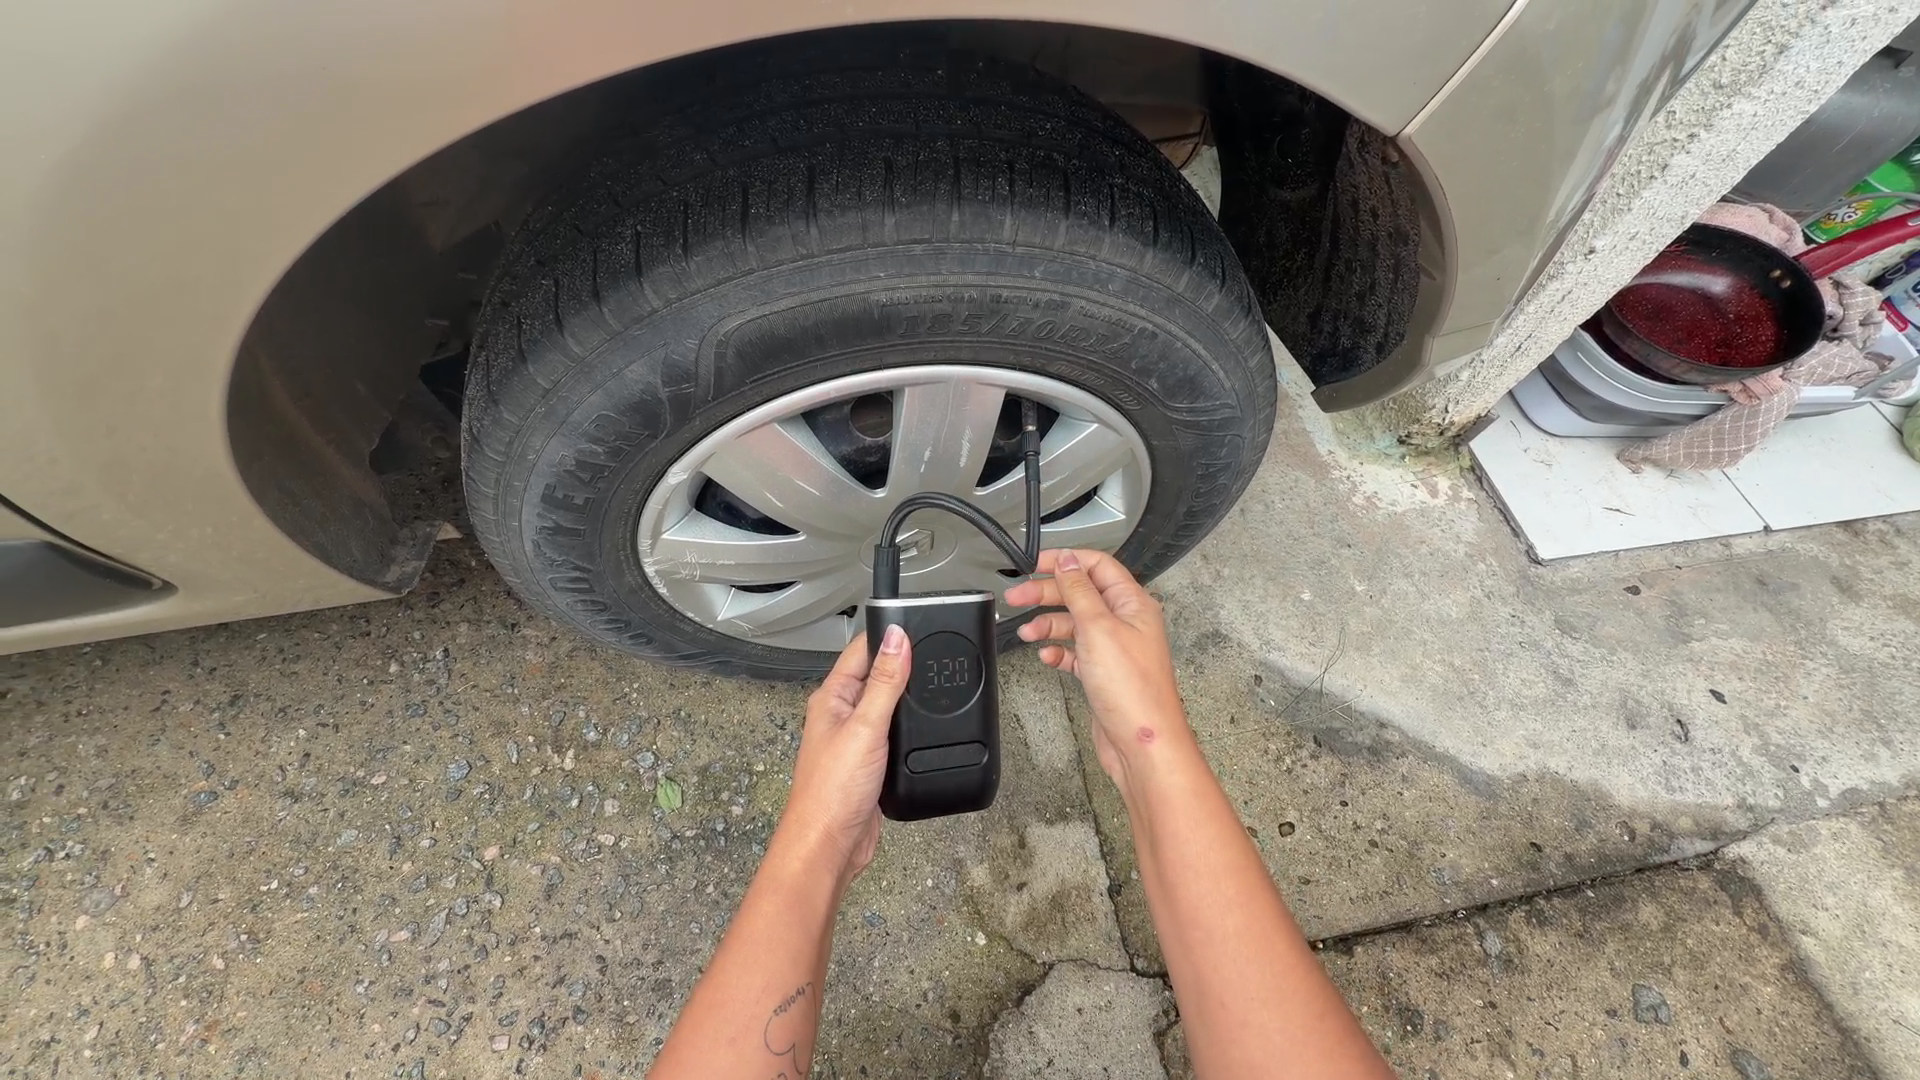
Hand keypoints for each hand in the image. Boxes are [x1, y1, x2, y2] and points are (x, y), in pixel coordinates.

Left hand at [777, 625, 910, 886]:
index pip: (861, 650)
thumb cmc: (832, 792)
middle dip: (901, 659)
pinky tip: (923, 722)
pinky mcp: (870, 761)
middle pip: (875, 673)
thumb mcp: (866, 728)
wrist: (829, 847)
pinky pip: (891, 730)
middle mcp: (841, 714)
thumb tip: (896, 639)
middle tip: (931, 646)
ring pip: (885, 702)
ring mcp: (855, 738)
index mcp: (832, 698)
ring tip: (931, 678)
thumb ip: (884, 682)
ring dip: (905, 692)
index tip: (915, 621)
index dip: (887, 633)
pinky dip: (908, 722)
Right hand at [1004, 549, 1187, 789]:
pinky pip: (1074, 653)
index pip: (1097, 566)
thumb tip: (1068, 561)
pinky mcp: (1103, 673)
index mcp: (1132, 603)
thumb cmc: (1132, 689)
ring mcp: (1114, 648)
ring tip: (1027, 633)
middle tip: (1016, 596)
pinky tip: (1047, 657)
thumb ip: (1079, 591)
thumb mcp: (1098, 628)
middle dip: (1046, 593)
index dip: (1065, 562)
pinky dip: (1058, 652)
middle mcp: (1125, 622)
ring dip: (1048, 625)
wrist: (1142, 744)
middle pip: (1080, 594)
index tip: (1034, 565)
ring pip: (1074, 624)